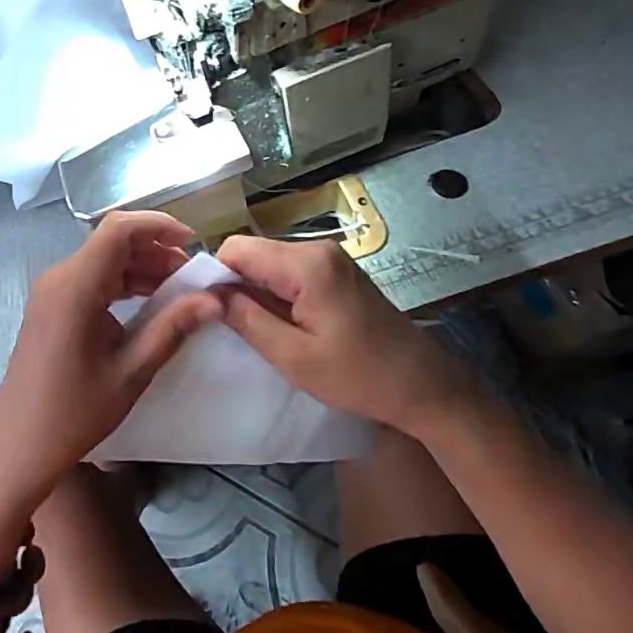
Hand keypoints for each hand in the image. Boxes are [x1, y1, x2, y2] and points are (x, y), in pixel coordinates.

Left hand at [0, 212, 219, 595]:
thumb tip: (215, 300)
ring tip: (177, 288)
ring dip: (141, 266)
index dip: (158, 225)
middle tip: (191, 274)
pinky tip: (148, 303)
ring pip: (103, 259)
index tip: (192, 242)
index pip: (118, 230)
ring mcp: (51, 292)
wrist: (17, 448)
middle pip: (112, 242)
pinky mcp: (51, 307)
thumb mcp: (132, 370)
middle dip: (155, 249)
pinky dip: (122, 282)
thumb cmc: (74, 412)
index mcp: (75, 286)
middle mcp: (59, 278)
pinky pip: (91, 279)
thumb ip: (173, 327)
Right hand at [216, 235, 478, 437]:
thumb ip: (247, 319)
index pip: (237, 248)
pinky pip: (292, 273)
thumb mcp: (294, 356)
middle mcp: (318, 249)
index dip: (216, 276)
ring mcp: (331, 259)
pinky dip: (278, 295)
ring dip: (257, 292)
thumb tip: (209, 294)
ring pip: (271, 263)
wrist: (422, 384)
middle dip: (236, 285)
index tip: (209, 311)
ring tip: (258, 330)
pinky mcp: (337, 272)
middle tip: (231, 327)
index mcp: (306, 263)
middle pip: (254, 253)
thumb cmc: (359, 376)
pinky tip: (283, 325)